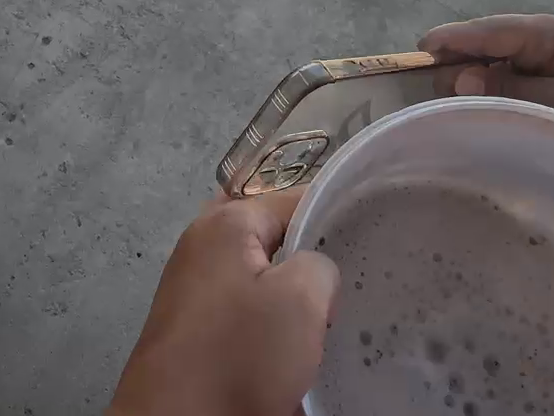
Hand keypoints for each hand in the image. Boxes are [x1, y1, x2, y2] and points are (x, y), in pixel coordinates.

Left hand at [107, 190, 338, 415]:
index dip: (331, 216)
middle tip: (338, 281)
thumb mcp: (301, 300)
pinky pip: (241, 306)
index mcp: (225, 221)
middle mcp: (201, 241)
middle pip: (270, 235)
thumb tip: (311, 267)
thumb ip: (319, 264)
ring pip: (257, 273)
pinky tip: (286, 345)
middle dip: (305, 255)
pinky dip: (265, 320)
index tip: (363, 239)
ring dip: (287, 293)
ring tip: (319, 316)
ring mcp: (191, 283)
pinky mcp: (191, 324)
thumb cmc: (238, 354)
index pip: (292, 199)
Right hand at [419, 13, 553, 139]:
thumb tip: (456, 80)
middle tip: (448, 109)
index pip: (482, 31)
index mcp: (543, 35)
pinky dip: (486, 105)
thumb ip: (513, 92)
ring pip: (483, 75)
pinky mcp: (537, 94)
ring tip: (458, 122)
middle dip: (455, 73)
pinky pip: (498, 92)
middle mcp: (533, 46)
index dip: (448, 42)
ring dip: (469, 93)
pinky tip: (482, 126)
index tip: (416, 56)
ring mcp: (533, 70)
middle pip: (474, 52)